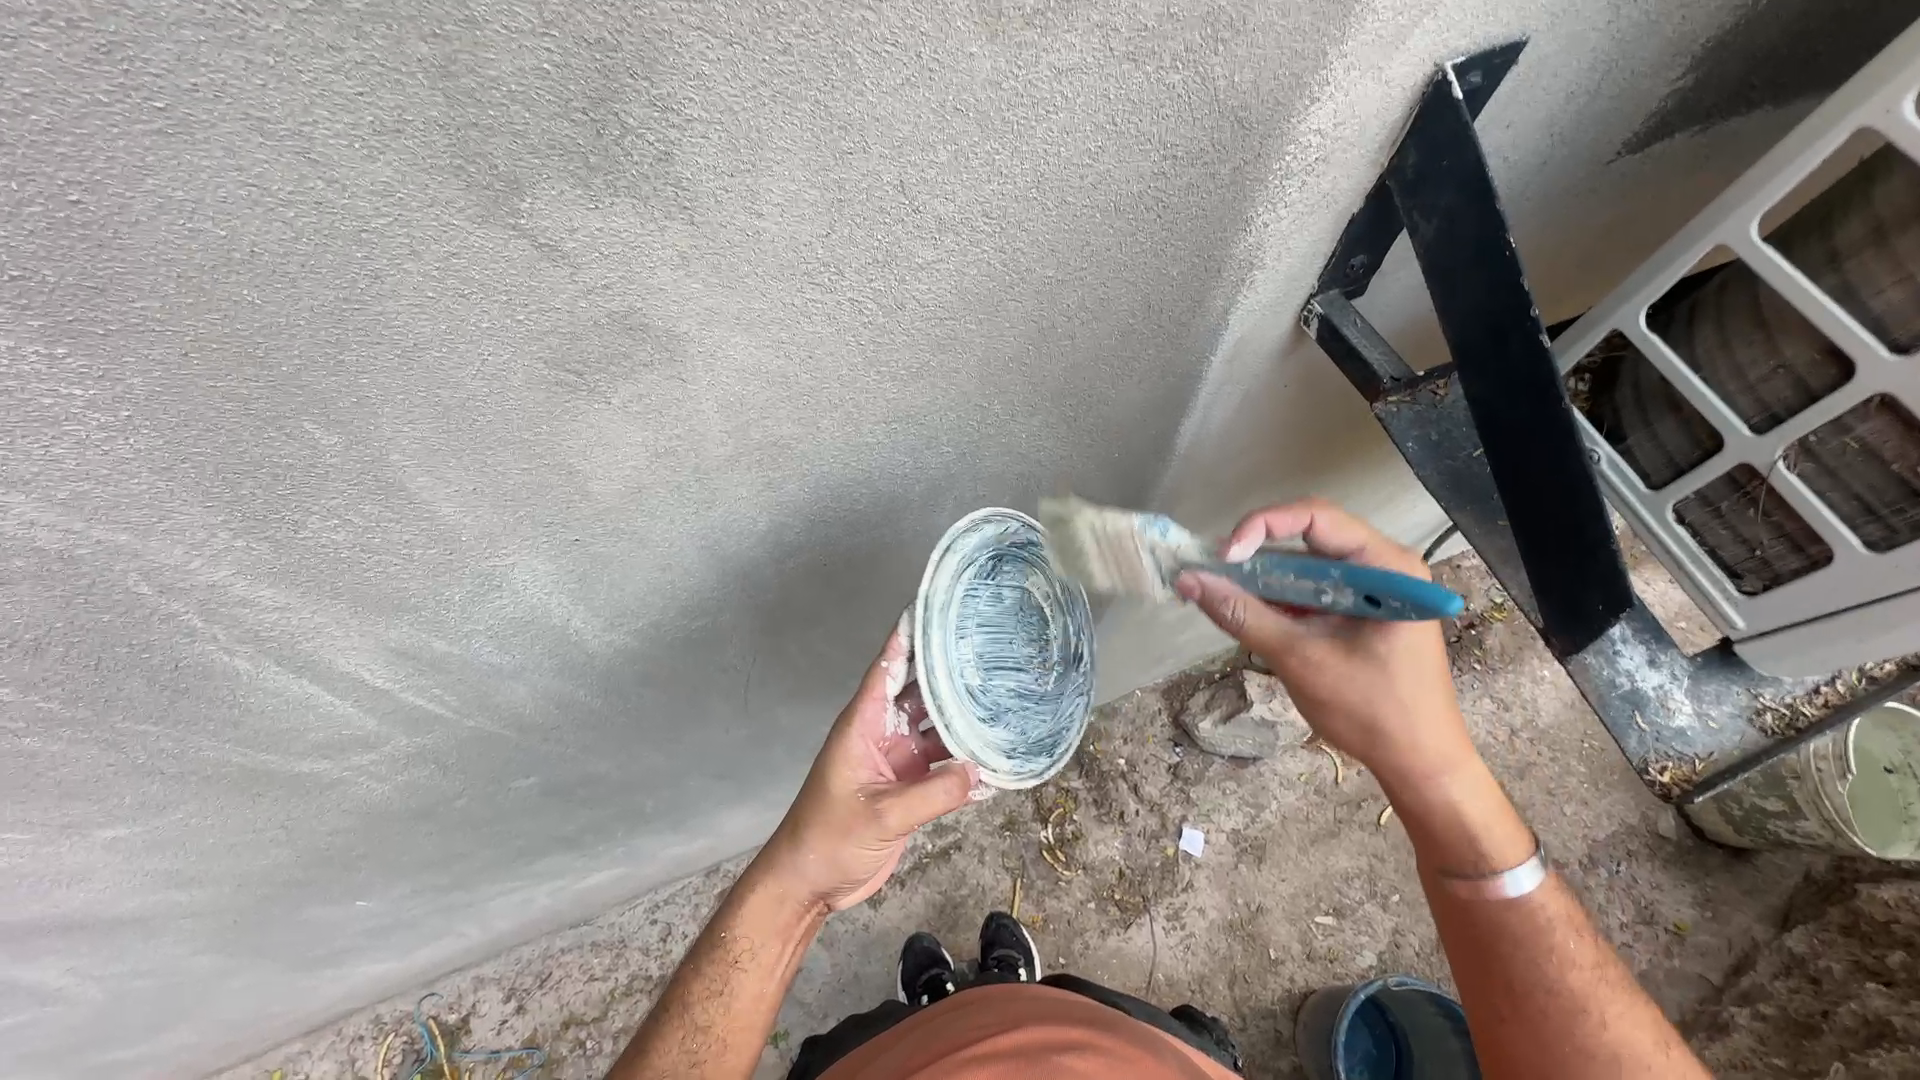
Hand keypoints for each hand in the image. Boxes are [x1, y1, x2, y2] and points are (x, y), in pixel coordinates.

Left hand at [751, 616, 979, 913]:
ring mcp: (897, 763)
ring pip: (937, 732)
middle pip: (920, 696)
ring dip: (965, 723)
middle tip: (990, 652)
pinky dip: (966, 766)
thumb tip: (980, 770)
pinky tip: (997, 761)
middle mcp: (883, 736)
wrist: (811, 885)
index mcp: (863, 726)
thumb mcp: (881, 815)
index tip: (931, 609)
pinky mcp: (908, 790)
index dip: (906, 638)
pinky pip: (943, 770)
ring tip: (1006, 703)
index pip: (886, 670)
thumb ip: (931, 794)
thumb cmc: (828, 840)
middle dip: (949, 676)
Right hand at [1174, 499, 1475, 789]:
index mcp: (1385, 566)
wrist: (1420, 764)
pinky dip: (1276, 601)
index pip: (1315, 516)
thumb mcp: (1300, 659)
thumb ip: (1243, 615)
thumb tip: (1189, 580)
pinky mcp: (1359, 613)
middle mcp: (1381, 567)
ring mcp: (1372, 591)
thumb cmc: (1372, 710)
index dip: (1261, 526)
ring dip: (1261, 581)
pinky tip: (1246, 615)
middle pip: (1306, 540)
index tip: (1222, 557)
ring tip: (1218, 597)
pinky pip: (1310, 592)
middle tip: (1209, 576)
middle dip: (1254, 557)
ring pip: (1304, 567)